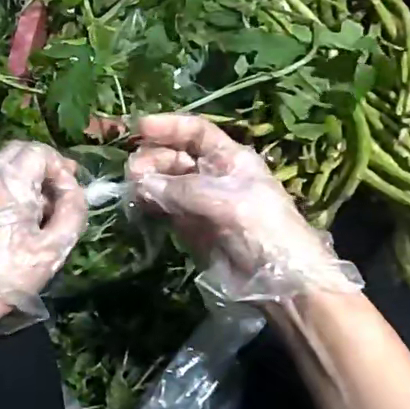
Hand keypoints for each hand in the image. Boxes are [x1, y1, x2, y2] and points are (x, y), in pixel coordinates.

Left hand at [0, 141, 86, 329]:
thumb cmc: (8, 274)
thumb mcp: (52, 248)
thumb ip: (72, 212)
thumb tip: (74, 191)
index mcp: (8, 184)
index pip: (39, 151)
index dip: (60, 167)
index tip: (70, 194)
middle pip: (20, 152)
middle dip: (45, 167)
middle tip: (61, 193)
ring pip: (6, 168)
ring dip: (29, 179)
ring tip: (44, 213)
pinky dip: (12, 190)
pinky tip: (21, 221)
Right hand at [127, 114, 360, 307]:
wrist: (278, 281)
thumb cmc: (262, 228)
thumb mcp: (225, 200)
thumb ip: (181, 189)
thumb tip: (140, 183)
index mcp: (230, 159)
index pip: (195, 132)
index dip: (169, 126)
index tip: (139, 127)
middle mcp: (212, 175)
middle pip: (174, 156)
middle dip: (152, 157)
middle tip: (133, 171)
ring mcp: (198, 202)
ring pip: (164, 181)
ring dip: (146, 181)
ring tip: (132, 188)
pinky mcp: (188, 227)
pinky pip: (162, 207)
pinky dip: (147, 203)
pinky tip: (137, 203)